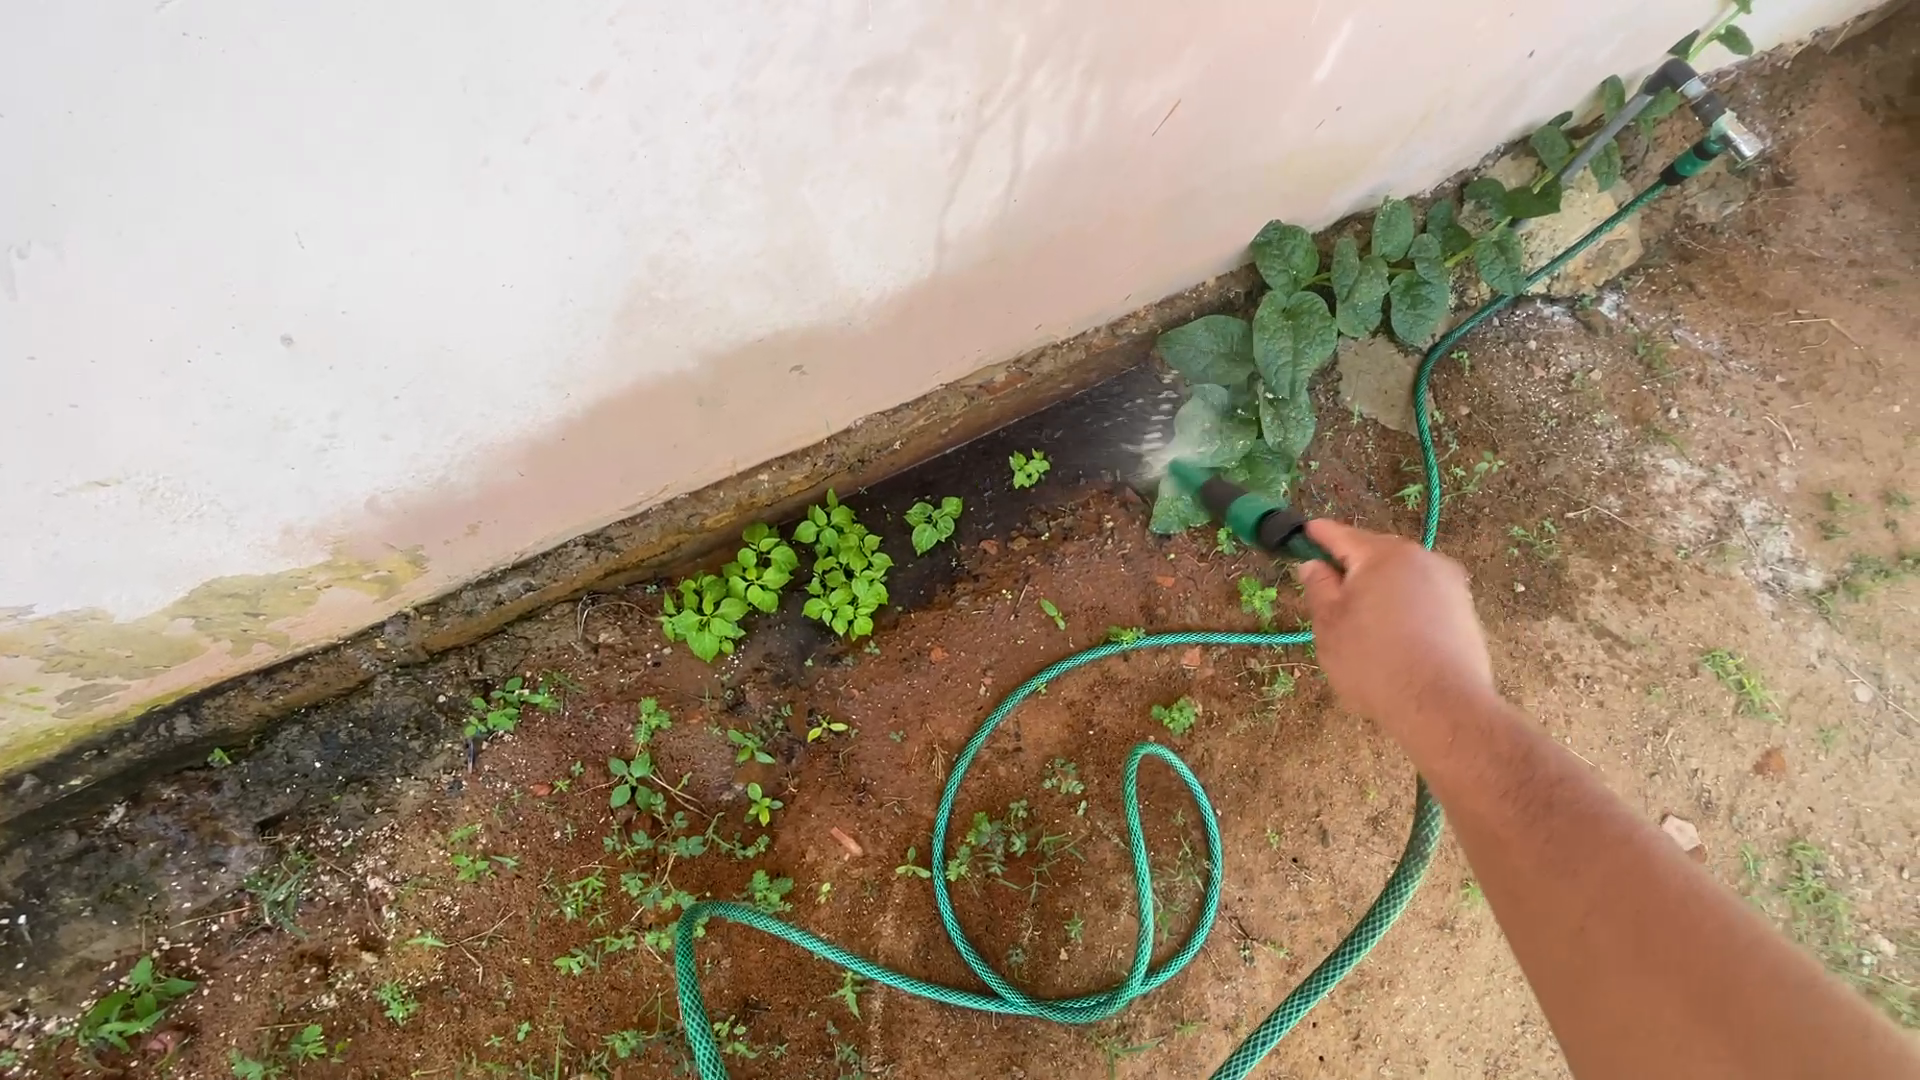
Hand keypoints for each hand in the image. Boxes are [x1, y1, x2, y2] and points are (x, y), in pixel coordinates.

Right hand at [1295, 519, 1495, 745]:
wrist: (1442, 706)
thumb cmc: (1372, 661)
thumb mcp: (1329, 623)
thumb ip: (1319, 587)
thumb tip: (1314, 565)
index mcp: (1383, 555)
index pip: (1341, 535)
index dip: (1317, 535)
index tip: (1303, 533)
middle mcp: (1421, 559)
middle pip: (1374, 553)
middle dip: (1350, 566)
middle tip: (1327, 591)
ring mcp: (1450, 584)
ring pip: (1400, 576)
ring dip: (1377, 588)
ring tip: (1360, 620)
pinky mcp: (1465, 610)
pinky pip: (1421, 596)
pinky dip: (1401, 605)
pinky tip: (1391, 635)